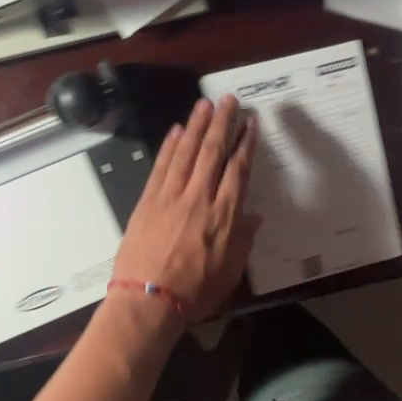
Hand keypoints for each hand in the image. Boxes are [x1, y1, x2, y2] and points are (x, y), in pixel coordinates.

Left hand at [113, 96, 259, 321]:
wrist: (148, 300)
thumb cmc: (194, 292)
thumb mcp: (230, 271)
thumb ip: (243, 240)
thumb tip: (254, 216)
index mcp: (223, 215)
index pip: (238, 170)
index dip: (245, 144)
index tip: (250, 124)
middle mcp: (198, 198)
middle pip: (212, 152)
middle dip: (222, 123)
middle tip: (228, 101)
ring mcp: (170, 197)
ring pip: (186, 153)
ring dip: (195, 126)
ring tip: (204, 105)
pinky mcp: (147, 201)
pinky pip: (161, 167)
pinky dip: (169, 147)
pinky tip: (176, 131)